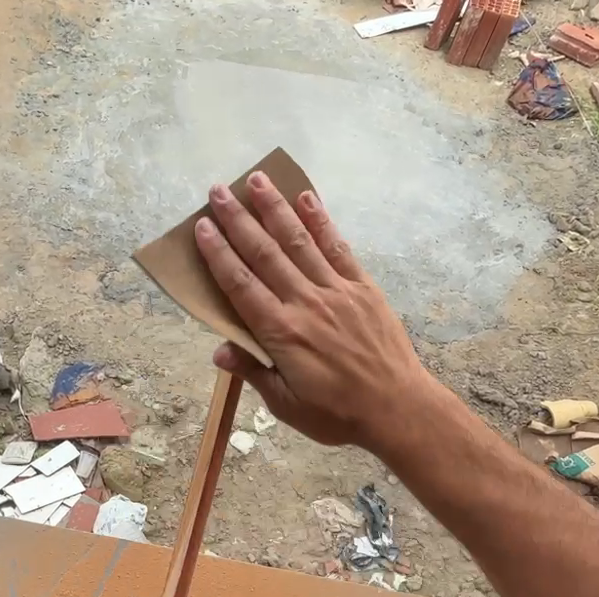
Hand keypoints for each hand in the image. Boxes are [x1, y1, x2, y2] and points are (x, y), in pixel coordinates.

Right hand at [195, 172, 442, 453]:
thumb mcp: (286, 405)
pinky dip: (321, 221)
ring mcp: (336, 291)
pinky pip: (337, 248)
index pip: (241, 285)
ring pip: (299, 241)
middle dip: (238, 219)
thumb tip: (218, 351)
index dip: (219, 254)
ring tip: (257, 178)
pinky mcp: (363, 288)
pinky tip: (307, 197)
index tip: (203, 227)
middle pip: (265, 253)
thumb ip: (253, 372)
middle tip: (218, 190)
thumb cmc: (336, 414)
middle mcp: (305, 303)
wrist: (396, 408)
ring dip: (275, 208)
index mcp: (281, 334)